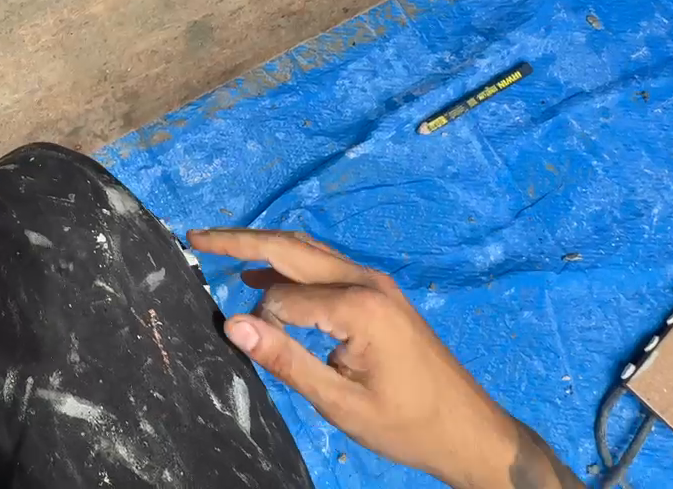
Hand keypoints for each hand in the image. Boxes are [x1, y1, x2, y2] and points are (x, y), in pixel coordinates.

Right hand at [190, 229, 575, 488]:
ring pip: (304, 248)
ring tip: (217, 245)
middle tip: (195, 237)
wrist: (477, 435)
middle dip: (238, 240)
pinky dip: (285, 263)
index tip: (260, 348)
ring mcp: (373, 280)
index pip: (283, 298)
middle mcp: (364, 279)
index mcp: (358, 306)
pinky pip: (320, 264)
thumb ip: (284, 360)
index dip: (263, 321)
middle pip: (288, 247)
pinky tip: (261, 276)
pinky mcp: (376, 289)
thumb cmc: (409, 426)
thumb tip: (231, 323)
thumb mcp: (342, 403)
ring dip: (260, 246)